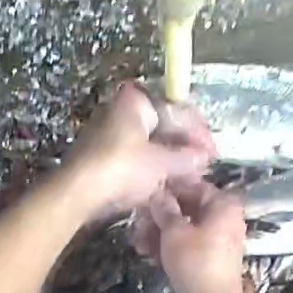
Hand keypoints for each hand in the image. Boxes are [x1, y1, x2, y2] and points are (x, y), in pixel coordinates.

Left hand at [59, 83, 216, 220]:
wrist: (78, 192)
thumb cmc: (123, 169)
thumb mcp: (161, 164)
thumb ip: (186, 159)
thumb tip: (204, 158)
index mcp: (137, 100)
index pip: (178, 111)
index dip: (199, 133)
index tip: (214, 152)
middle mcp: (121, 110)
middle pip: (163, 128)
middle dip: (184, 149)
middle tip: (203, 167)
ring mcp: (110, 134)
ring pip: (149, 146)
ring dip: (170, 163)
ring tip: (189, 179)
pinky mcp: (103, 157)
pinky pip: (135, 159)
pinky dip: (152, 171)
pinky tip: (165, 186)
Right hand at [133, 180, 247, 292]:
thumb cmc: (195, 262)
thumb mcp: (174, 232)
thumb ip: (165, 210)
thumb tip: (157, 194)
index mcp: (223, 204)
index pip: (193, 186)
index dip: (168, 189)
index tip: (146, 194)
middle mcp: (226, 218)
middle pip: (188, 209)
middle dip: (160, 217)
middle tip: (138, 224)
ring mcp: (221, 240)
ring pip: (186, 229)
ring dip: (161, 235)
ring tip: (139, 244)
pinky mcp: (213, 258)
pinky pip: (190, 245)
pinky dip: (172, 247)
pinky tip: (150, 255)